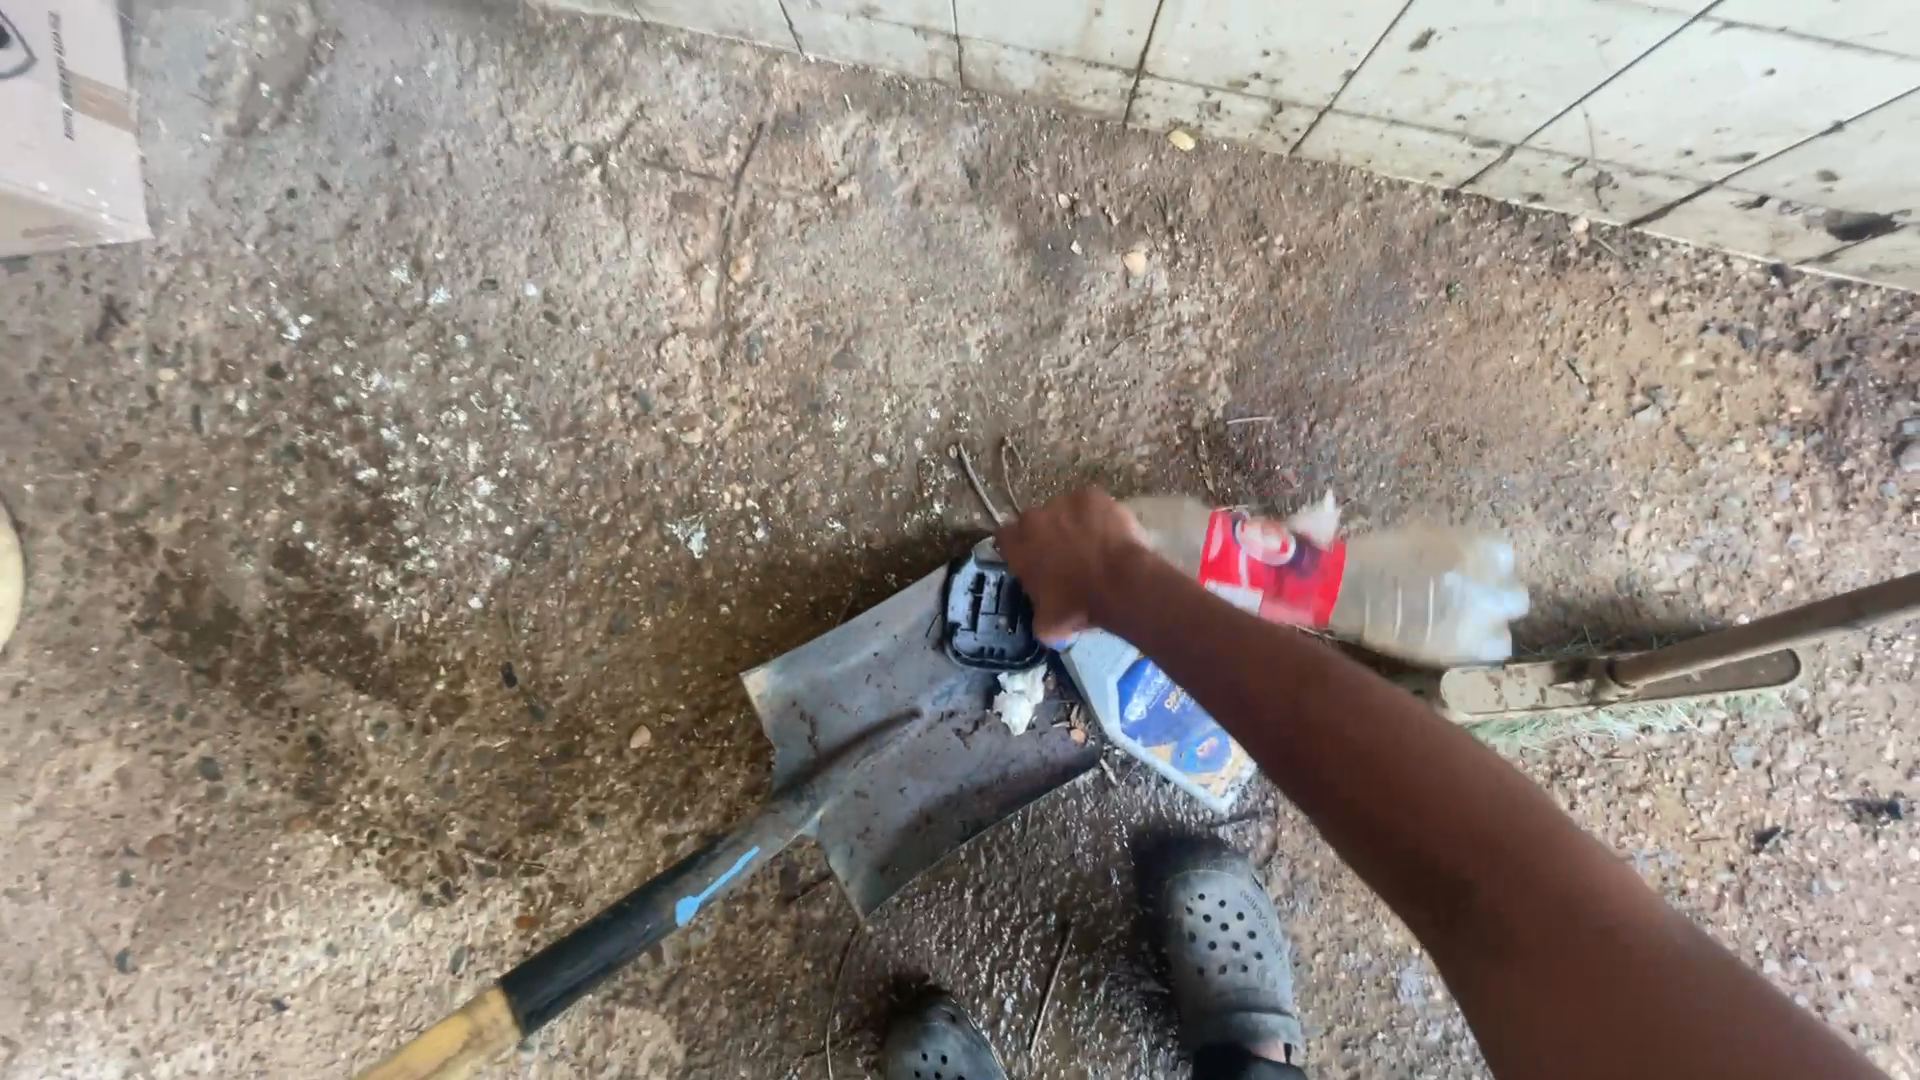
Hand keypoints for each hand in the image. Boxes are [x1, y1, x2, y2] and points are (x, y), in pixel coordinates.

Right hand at [994, 488, 1150, 643]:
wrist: (1120, 584)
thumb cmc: (1078, 606)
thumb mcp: (1047, 625)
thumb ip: (1037, 613)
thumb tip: (1043, 620)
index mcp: (1018, 548)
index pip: (1004, 538)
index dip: (1016, 546)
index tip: (1029, 557)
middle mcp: (1034, 520)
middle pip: (1033, 522)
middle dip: (1044, 534)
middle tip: (1064, 554)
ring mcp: (1064, 503)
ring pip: (1063, 511)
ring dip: (1071, 523)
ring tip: (1092, 545)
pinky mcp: (1092, 496)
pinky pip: (1090, 504)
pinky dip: (1097, 516)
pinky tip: (1109, 534)